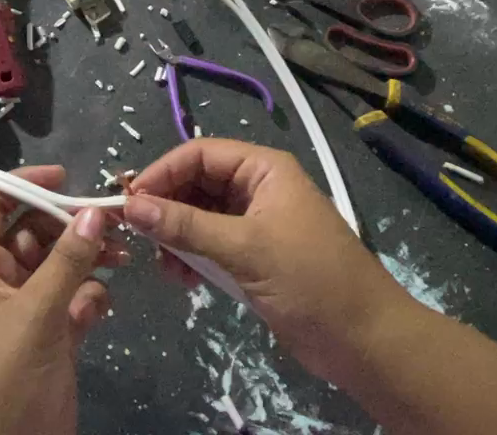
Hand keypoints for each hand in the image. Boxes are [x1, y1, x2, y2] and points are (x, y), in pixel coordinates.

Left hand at [0, 166, 127, 434]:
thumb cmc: (3, 377)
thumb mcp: (34, 315)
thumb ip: (66, 262)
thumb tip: (95, 212)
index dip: (23, 183)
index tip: (65, 175)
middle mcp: (3, 278)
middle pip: (36, 229)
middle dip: (70, 221)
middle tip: (112, 220)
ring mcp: (30, 307)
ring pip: (61, 263)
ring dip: (89, 256)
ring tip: (122, 256)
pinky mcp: (55, 336)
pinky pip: (76, 299)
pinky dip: (91, 296)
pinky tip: (101, 305)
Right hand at [120, 139, 414, 380]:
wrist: (367, 343)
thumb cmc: (310, 281)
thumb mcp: (244, 249)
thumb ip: (186, 226)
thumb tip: (131, 207)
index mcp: (263, 169)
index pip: (199, 154)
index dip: (162, 172)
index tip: (128, 200)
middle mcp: (257, 187)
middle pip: (196, 183)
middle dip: (166, 207)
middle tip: (137, 234)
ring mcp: (256, 222)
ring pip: (199, 215)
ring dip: (176, 236)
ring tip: (165, 266)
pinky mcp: (254, 254)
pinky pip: (210, 243)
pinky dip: (192, 256)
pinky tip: (182, 278)